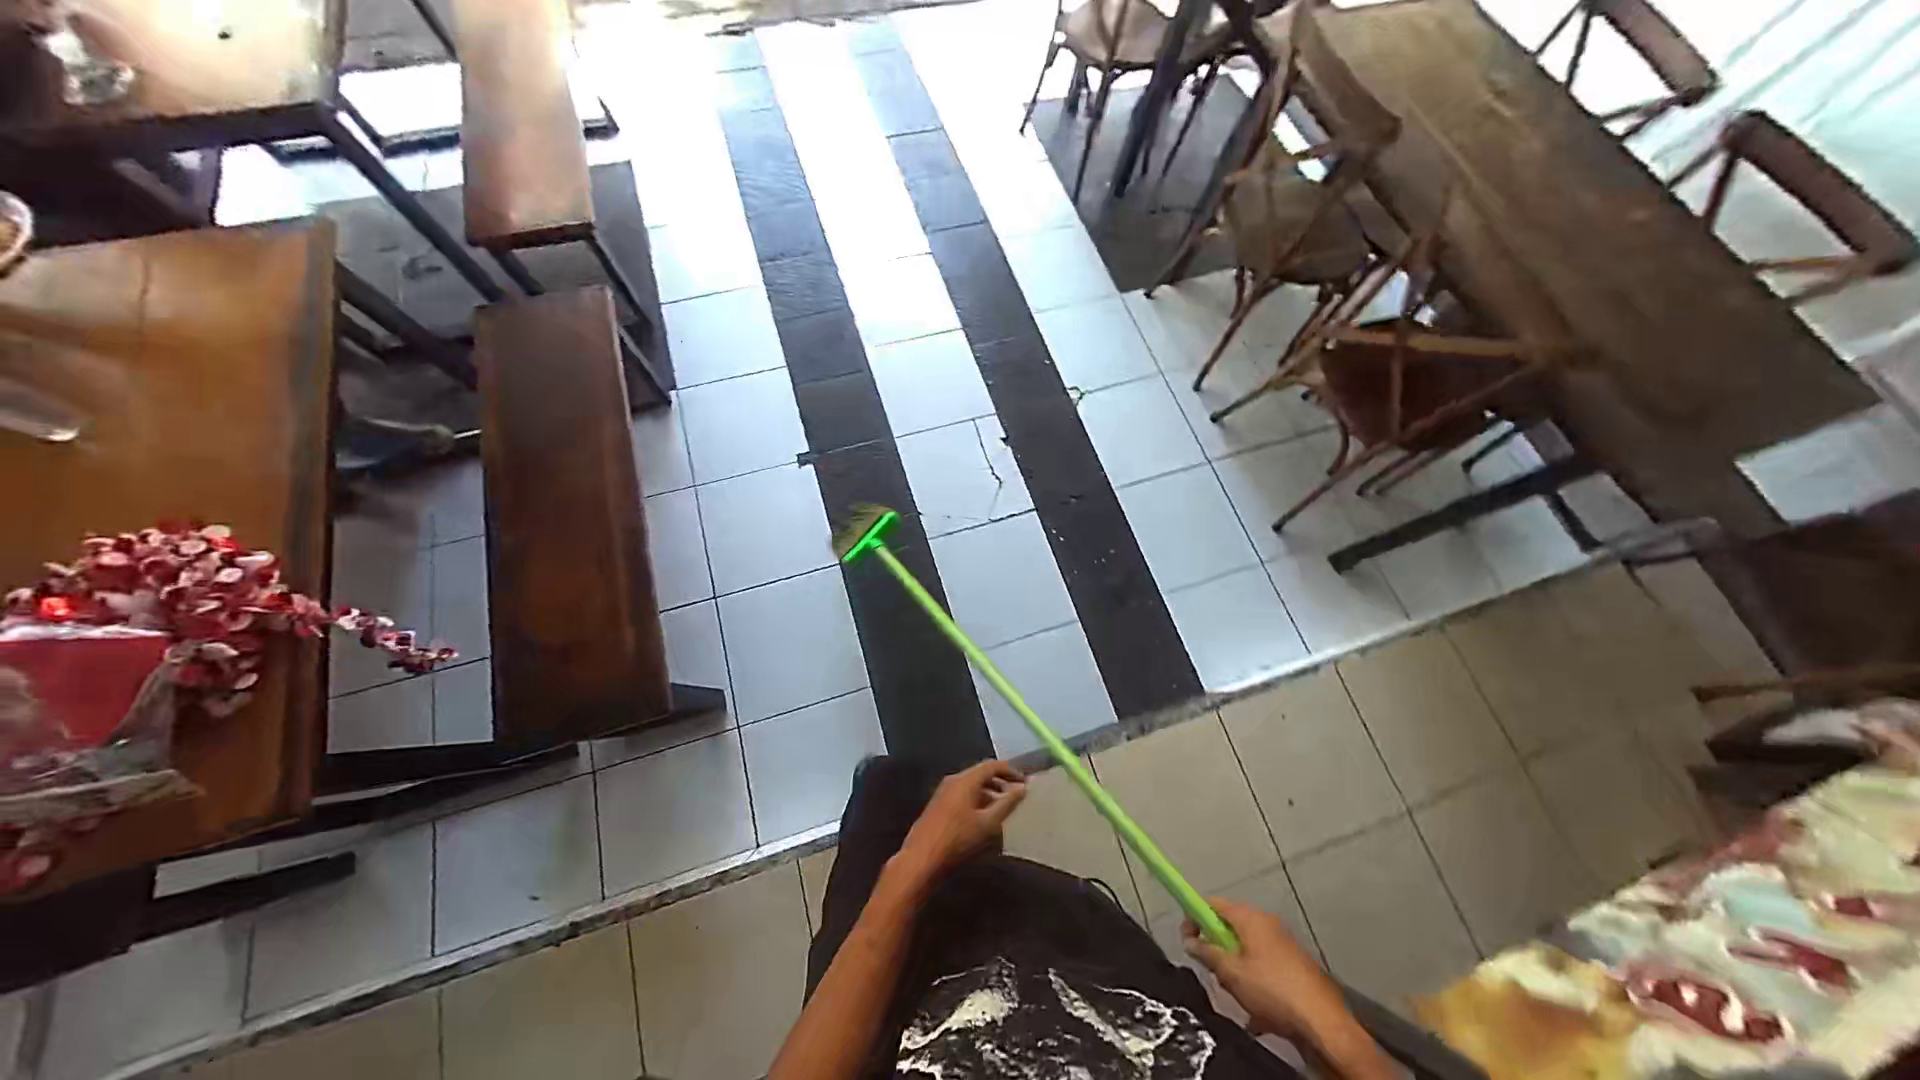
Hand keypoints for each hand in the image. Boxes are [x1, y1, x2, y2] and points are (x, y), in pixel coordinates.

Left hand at [893, 761, 1026, 886]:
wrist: (922, 858)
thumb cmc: (958, 839)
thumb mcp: (988, 823)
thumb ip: (1006, 804)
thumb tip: (1021, 788)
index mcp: (965, 780)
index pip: (992, 766)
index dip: (1010, 771)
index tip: (1025, 782)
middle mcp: (953, 780)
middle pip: (981, 774)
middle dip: (1000, 782)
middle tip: (1016, 795)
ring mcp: (943, 792)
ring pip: (972, 785)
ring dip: (989, 793)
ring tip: (1004, 808)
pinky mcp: (939, 805)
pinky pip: (963, 795)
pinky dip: (978, 800)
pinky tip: (984, 818)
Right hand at [1182, 898, 1348, 1041]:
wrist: (1324, 1023)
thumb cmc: (1272, 990)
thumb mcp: (1231, 973)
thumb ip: (1207, 953)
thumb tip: (1190, 940)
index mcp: (1250, 917)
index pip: (1213, 903)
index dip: (1195, 917)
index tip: (1188, 939)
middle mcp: (1267, 922)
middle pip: (1230, 925)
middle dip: (1217, 946)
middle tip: (1211, 969)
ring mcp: (1284, 943)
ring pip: (1247, 947)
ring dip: (1235, 966)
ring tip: (1234, 991)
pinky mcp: (1296, 964)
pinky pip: (1264, 963)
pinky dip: (1254, 978)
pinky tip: (1255, 1008)